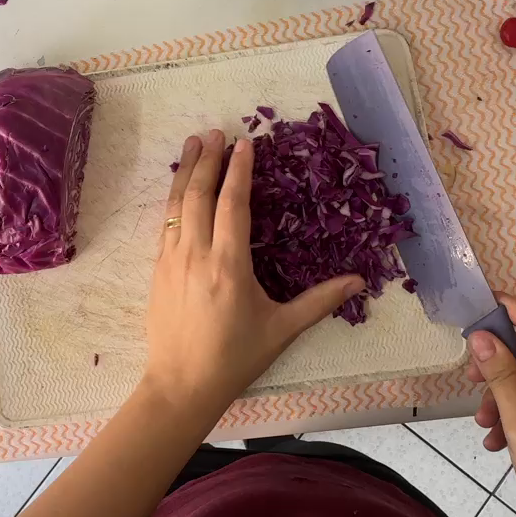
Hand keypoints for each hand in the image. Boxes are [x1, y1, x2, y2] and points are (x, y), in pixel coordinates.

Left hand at [142, 131, 362, 417]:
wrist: (180, 385)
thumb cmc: (234, 357)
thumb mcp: (281, 330)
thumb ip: (319, 301)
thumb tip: (358, 280)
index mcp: (228, 265)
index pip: (233, 204)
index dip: (239, 170)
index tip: (245, 143)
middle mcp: (196, 254)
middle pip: (199, 194)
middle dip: (208, 159)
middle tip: (215, 131)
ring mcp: (171, 259)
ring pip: (176, 204)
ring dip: (186, 171)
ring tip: (193, 144)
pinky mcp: (157, 269)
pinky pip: (165, 224)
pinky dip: (173, 198)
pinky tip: (179, 188)